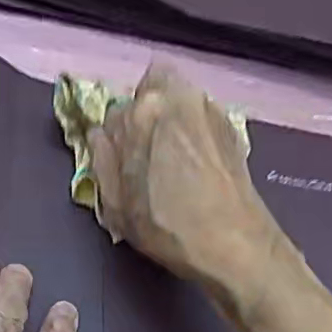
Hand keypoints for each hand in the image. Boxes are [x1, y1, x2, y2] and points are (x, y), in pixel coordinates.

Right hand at [87, 60, 299, 301]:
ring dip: (167, 124)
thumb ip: (102, 162)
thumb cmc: (164, 226)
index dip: (113, 139)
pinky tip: (191, 168)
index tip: (117, 161)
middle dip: (143, 117)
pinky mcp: (230, 122)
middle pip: (150, 91)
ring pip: (176, 101)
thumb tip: (100, 136)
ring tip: (168, 165)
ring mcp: (208, 105)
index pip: (112, 113)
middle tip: (142, 157)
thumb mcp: (115, 205)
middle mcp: (177, 96)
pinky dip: (189, 134)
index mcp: (141, 112)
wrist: (230, 239)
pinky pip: (197, 117)